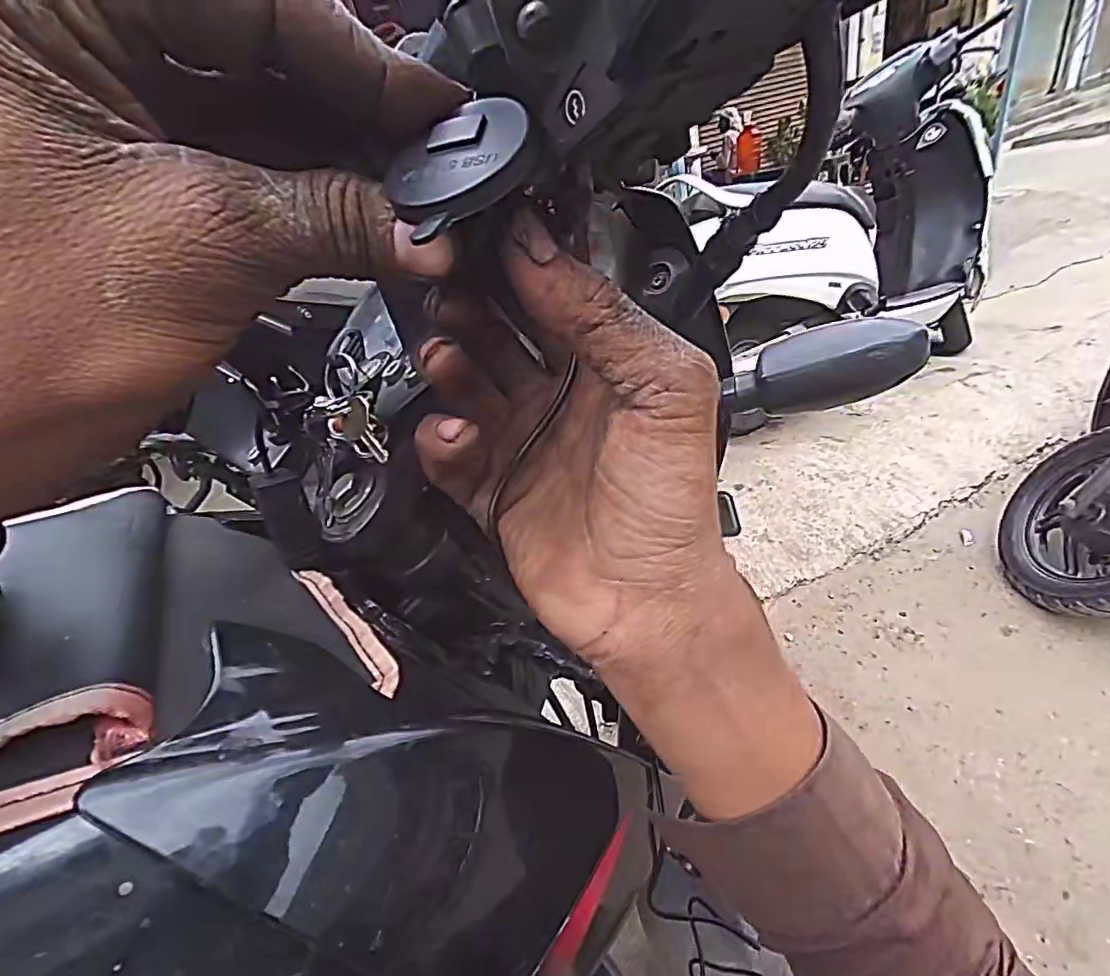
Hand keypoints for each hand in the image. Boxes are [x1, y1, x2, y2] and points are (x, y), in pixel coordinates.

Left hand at [0, 0, 461, 562]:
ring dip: (340, 155)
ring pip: (248, 99)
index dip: (360, 58)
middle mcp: (34, 15)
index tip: (440, 109)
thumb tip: (429, 220)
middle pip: (247, 39)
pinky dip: (304, 186)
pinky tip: (369, 212)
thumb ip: (332, 212)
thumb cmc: (7, 338)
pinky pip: (232, 153)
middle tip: (440, 159)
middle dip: (356, 110)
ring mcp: (76, 88)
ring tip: (418, 196)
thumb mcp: (206, 247)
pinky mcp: (112, 154)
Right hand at [411, 211, 732, 678]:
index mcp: (611, 366)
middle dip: (471, 307)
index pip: (556, 294)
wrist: (644, 598)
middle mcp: (564, 398)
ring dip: (447, 362)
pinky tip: (453, 433)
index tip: (485, 243)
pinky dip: (439, 438)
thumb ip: (609, 318)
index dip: (521, 265)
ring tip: (445, 357)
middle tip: (450, 295)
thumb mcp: (667, 389)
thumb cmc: (670, 506)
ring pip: (466, 382)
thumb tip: (545, 257)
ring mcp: (526, 442)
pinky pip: (448, 451)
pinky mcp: (494, 488)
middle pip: (500, 331)